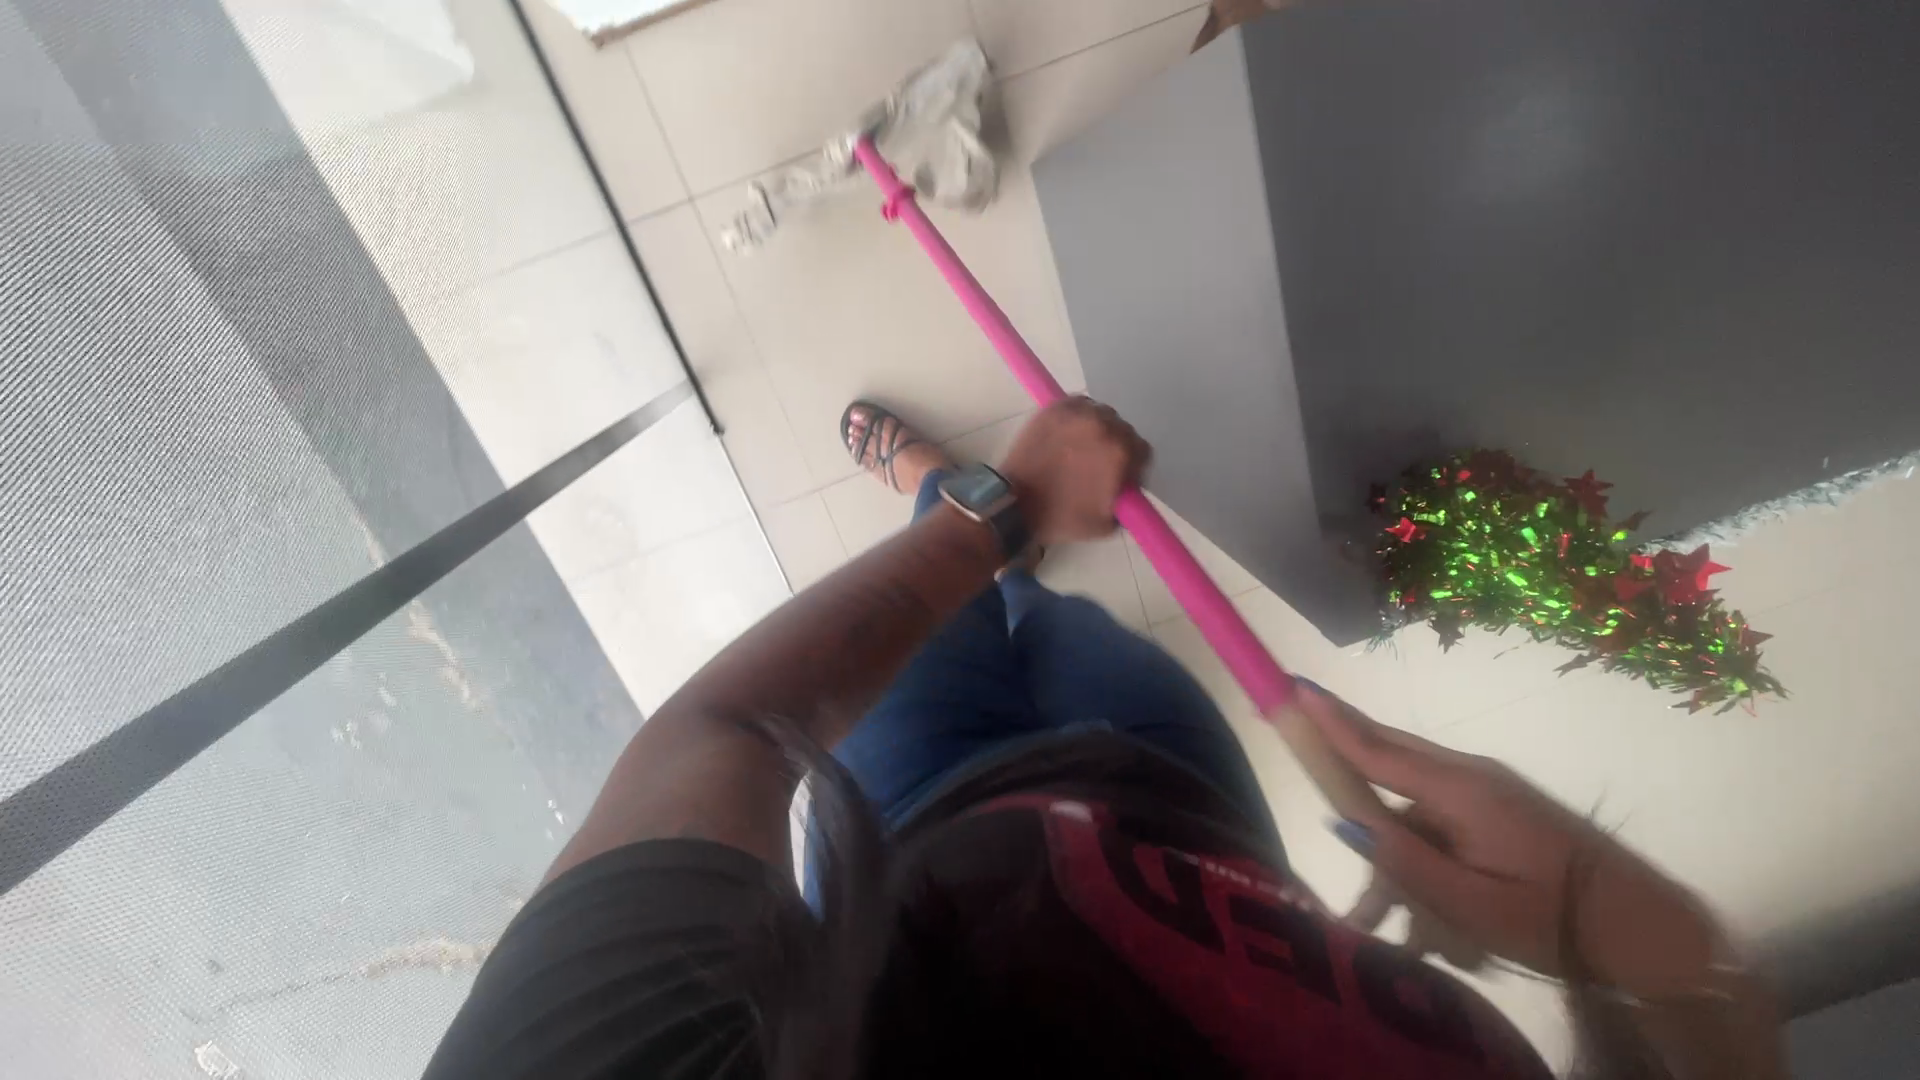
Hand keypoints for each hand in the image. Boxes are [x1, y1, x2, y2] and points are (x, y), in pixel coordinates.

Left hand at [998, 398, 1149, 546]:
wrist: (1016, 503)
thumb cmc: (1062, 517)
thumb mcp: (1107, 523)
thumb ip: (1128, 501)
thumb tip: (1130, 488)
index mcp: (1121, 452)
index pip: (1142, 451)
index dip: (1132, 465)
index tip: (1120, 476)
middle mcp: (1104, 425)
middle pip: (1122, 431)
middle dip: (1114, 447)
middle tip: (1097, 464)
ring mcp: (1077, 413)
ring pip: (1101, 415)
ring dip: (1097, 429)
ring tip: (1079, 448)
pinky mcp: (1055, 407)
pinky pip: (1079, 405)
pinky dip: (1079, 416)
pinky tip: (1070, 433)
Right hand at [1295, 684, 1726, 998]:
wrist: (1657, 939)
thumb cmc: (1559, 922)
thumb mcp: (1471, 906)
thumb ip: (1400, 861)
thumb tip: (1338, 820)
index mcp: (1460, 790)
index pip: (1375, 747)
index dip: (1328, 719)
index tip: (1291, 686)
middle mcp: (1468, 778)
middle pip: (1385, 755)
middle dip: (1339, 753)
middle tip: (1292, 731)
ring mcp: (1486, 795)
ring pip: (1408, 808)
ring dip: (1386, 853)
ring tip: (1375, 926)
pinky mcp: (1498, 816)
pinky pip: (1437, 828)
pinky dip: (1420, 864)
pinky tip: (1427, 931)